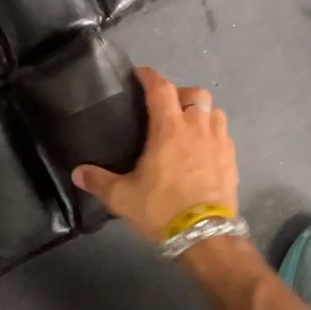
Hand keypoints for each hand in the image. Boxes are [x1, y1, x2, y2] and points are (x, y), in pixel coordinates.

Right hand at [72, 67, 239, 243]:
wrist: (206, 236)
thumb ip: (99, 181)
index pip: (160, 89)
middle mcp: (197, 128)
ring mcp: (219, 143)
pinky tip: (203, 150)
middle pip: (195, 94)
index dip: (150, 76)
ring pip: (214, 112)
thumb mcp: (123, 197)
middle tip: (166, 106)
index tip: (140, 73)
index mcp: (169, 128)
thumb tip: (77, 172)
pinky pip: (224, 135)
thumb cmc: (162, 208)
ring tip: (188, 125)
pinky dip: (213, 134)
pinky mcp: (232, 161)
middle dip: (180, 93)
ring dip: (201, 112)